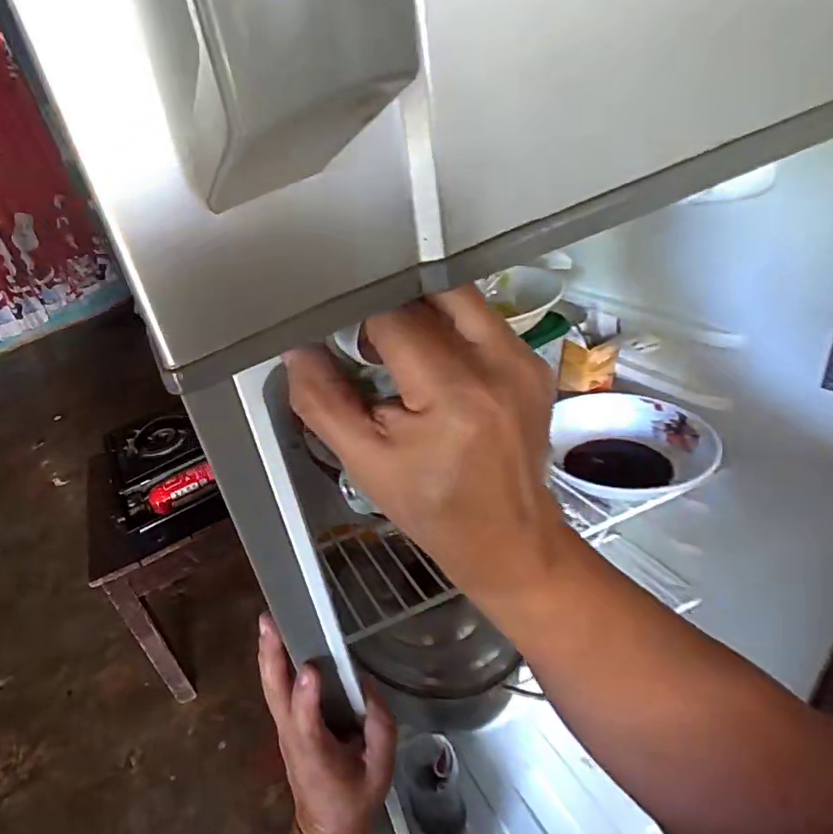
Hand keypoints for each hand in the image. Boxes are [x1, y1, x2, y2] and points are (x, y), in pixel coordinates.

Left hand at [258, 613, 395, 833]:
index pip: (306, 720)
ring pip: (270, 687)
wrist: (325, 830)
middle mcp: (292, 735)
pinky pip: (274, 689)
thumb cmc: (353, 799)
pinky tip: (272, 640)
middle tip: (270, 622)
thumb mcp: (380, 772)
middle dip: (272, 657)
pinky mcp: (284, 723)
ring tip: (266, 622)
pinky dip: (271, 663)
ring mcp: (283, 728)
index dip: (307, 695)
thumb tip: (368, 686)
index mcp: (315, 752)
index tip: (311, 668)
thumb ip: (380, 730)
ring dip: (267, 654)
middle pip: (276, 693)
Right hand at [283, 286, 573, 596]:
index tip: (339, 332)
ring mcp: (523, 361)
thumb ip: (322, 401)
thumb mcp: (364, 462)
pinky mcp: (534, 364)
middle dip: (392, 305)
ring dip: (422, 309)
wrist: (507, 539)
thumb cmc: (433, 507)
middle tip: (369, 338)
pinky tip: (434, 362)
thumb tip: (297, 349)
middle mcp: (498, 366)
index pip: (394, 319)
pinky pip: (484, 320)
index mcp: (453, 395)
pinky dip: (451, 326)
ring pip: (461, 298)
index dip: (358, 317)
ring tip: (398, 348)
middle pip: (432, 294)